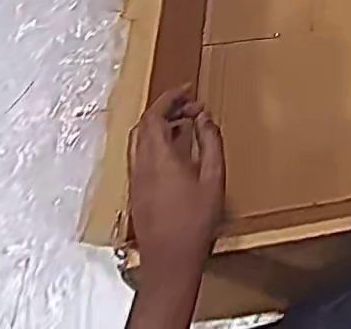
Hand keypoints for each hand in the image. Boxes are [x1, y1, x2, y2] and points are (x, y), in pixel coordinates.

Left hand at [128, 83, 225, 275]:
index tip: (188, 88)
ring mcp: (136, 181)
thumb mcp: (214, 175)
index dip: (169, 97)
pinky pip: (141, 154)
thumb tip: (204, 117)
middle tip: (190, 103)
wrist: (171, 262)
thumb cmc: (196, 220)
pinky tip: (177, 146)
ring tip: (186, 121)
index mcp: (158, 159)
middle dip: (165, 108)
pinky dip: (156, 140)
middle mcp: (141, 167)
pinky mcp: (137, 192)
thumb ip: (210, 140)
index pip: (154, 116)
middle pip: (143, 125)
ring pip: (139, 140)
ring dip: (160, 124)